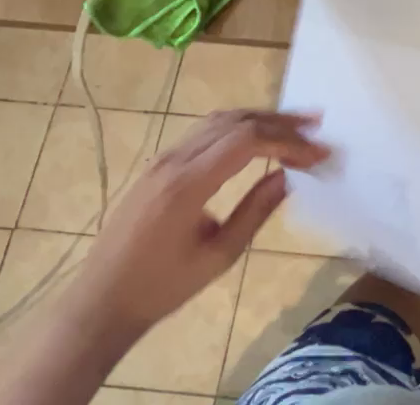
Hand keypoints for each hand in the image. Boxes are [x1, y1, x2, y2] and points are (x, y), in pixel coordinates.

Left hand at [64, 110, 330, 335]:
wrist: (102, 301)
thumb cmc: (162, 287)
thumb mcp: (219, 256)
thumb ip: (256, 211)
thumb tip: (287, 176)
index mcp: (187, 184)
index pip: (248, 140)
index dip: (288, 140)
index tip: (318, 153)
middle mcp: (175, 160)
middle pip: (236, 121)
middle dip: (280, 121)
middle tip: (316, 126)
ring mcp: (164, 158)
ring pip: (220, 120)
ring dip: (260, 118)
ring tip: (295, 126)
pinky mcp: (160, 164)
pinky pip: (205, 131)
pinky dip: (238, 127)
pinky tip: (258, 137)